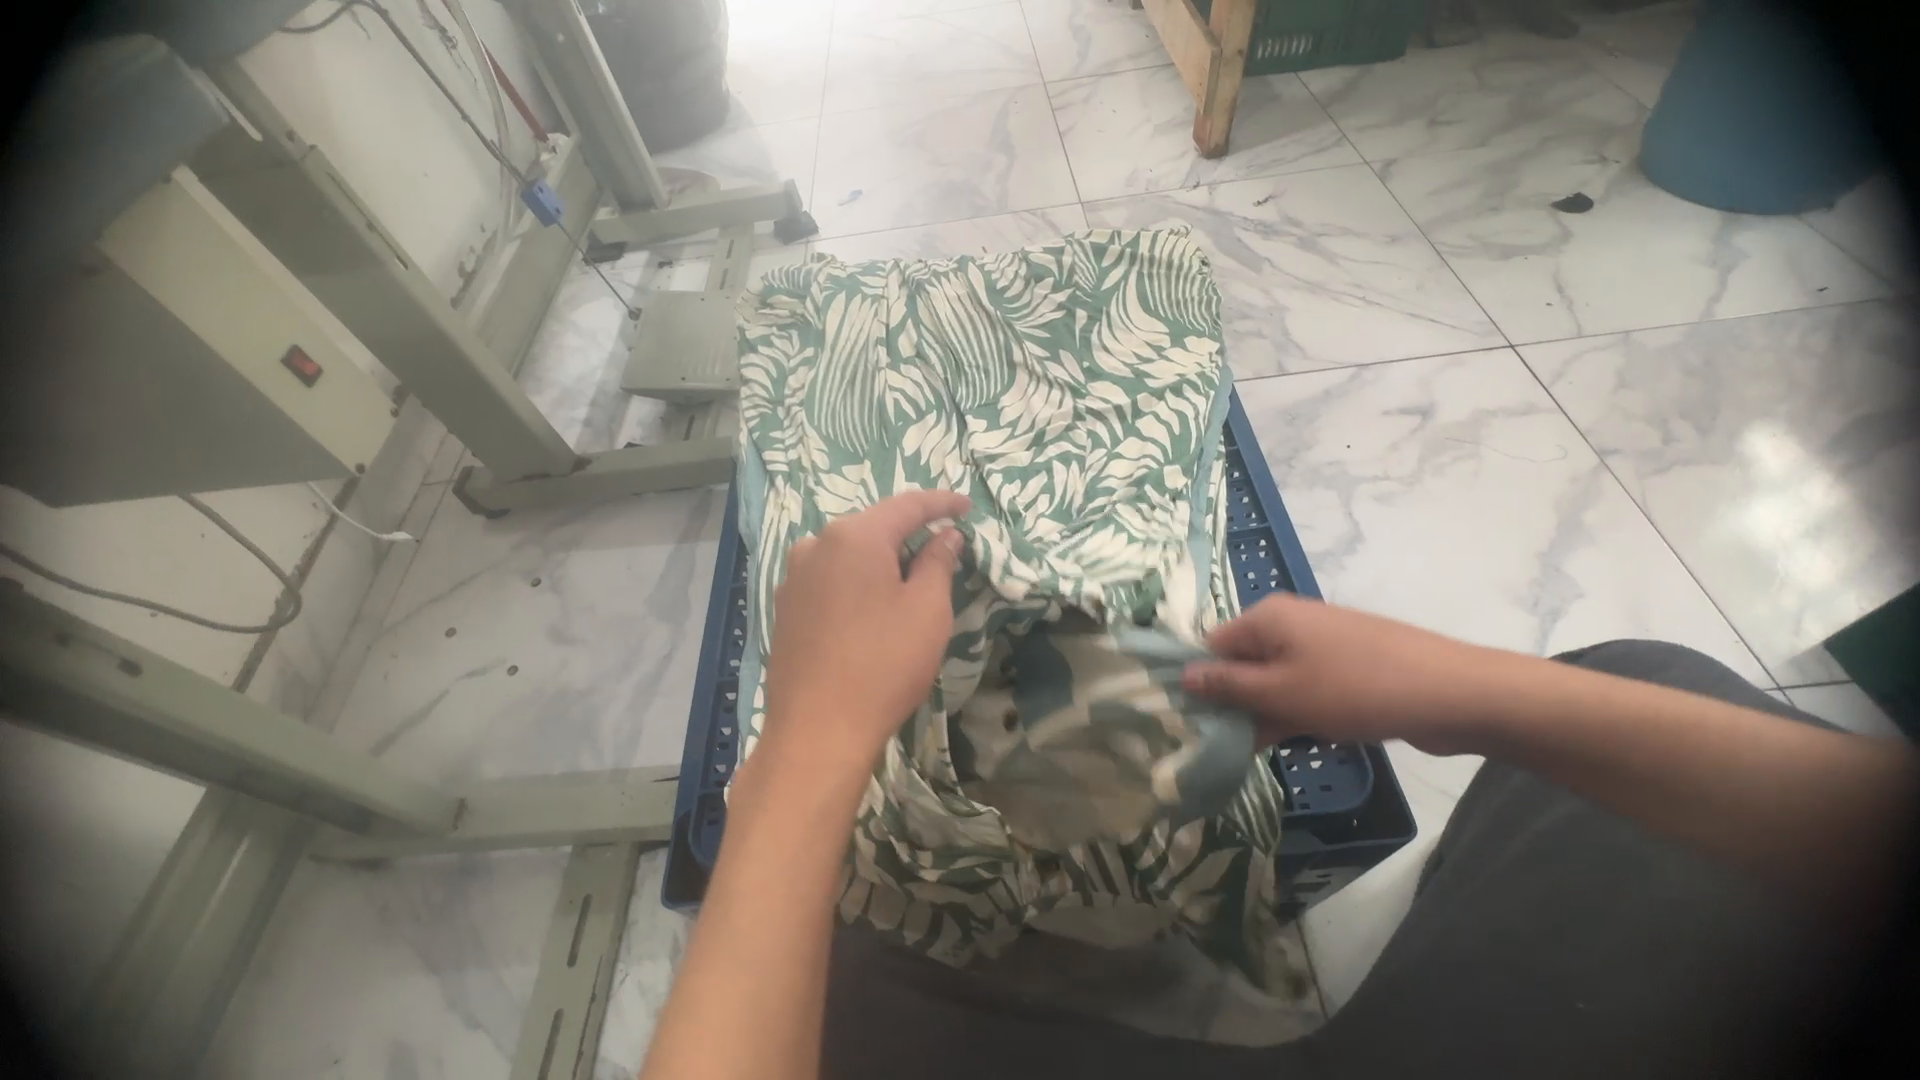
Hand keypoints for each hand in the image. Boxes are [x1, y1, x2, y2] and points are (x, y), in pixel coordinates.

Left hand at [758, 490, 970, 774]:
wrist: (818, 730)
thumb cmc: (884, 665)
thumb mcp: (927, 611)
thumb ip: (938, 563)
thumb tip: (945, 535)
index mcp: (854, 536)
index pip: (907, 505)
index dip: (941, 504)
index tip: (966, 507)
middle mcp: (816, 545)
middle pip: (873, 526)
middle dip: (909, 533)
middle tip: (942, 548)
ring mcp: (794, 577)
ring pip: (848, 554)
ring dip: (880, 560)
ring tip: (908, 580)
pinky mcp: (785, 608)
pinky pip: (829, 579)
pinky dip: (856, 582)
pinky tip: (871, 607)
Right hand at [1182, 593, 1509, 755]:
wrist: (1453, 693)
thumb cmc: (1354, 690)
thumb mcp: (1280, 694)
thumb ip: (1227, 687)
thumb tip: (1181, 675)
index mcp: (1266, 618)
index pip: (1211, 647)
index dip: (1200, 684)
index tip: (1194, 724)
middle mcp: (1289, 622)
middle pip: (1243, 664)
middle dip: (1237, 705)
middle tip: (1231, 748)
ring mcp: (1322, 642)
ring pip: (1276, 680)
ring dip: (1270, 714)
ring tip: (1271, 749)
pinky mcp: (1348, 664)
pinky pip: (1307, 686)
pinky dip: (1301, 712)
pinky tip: (1310, 739)